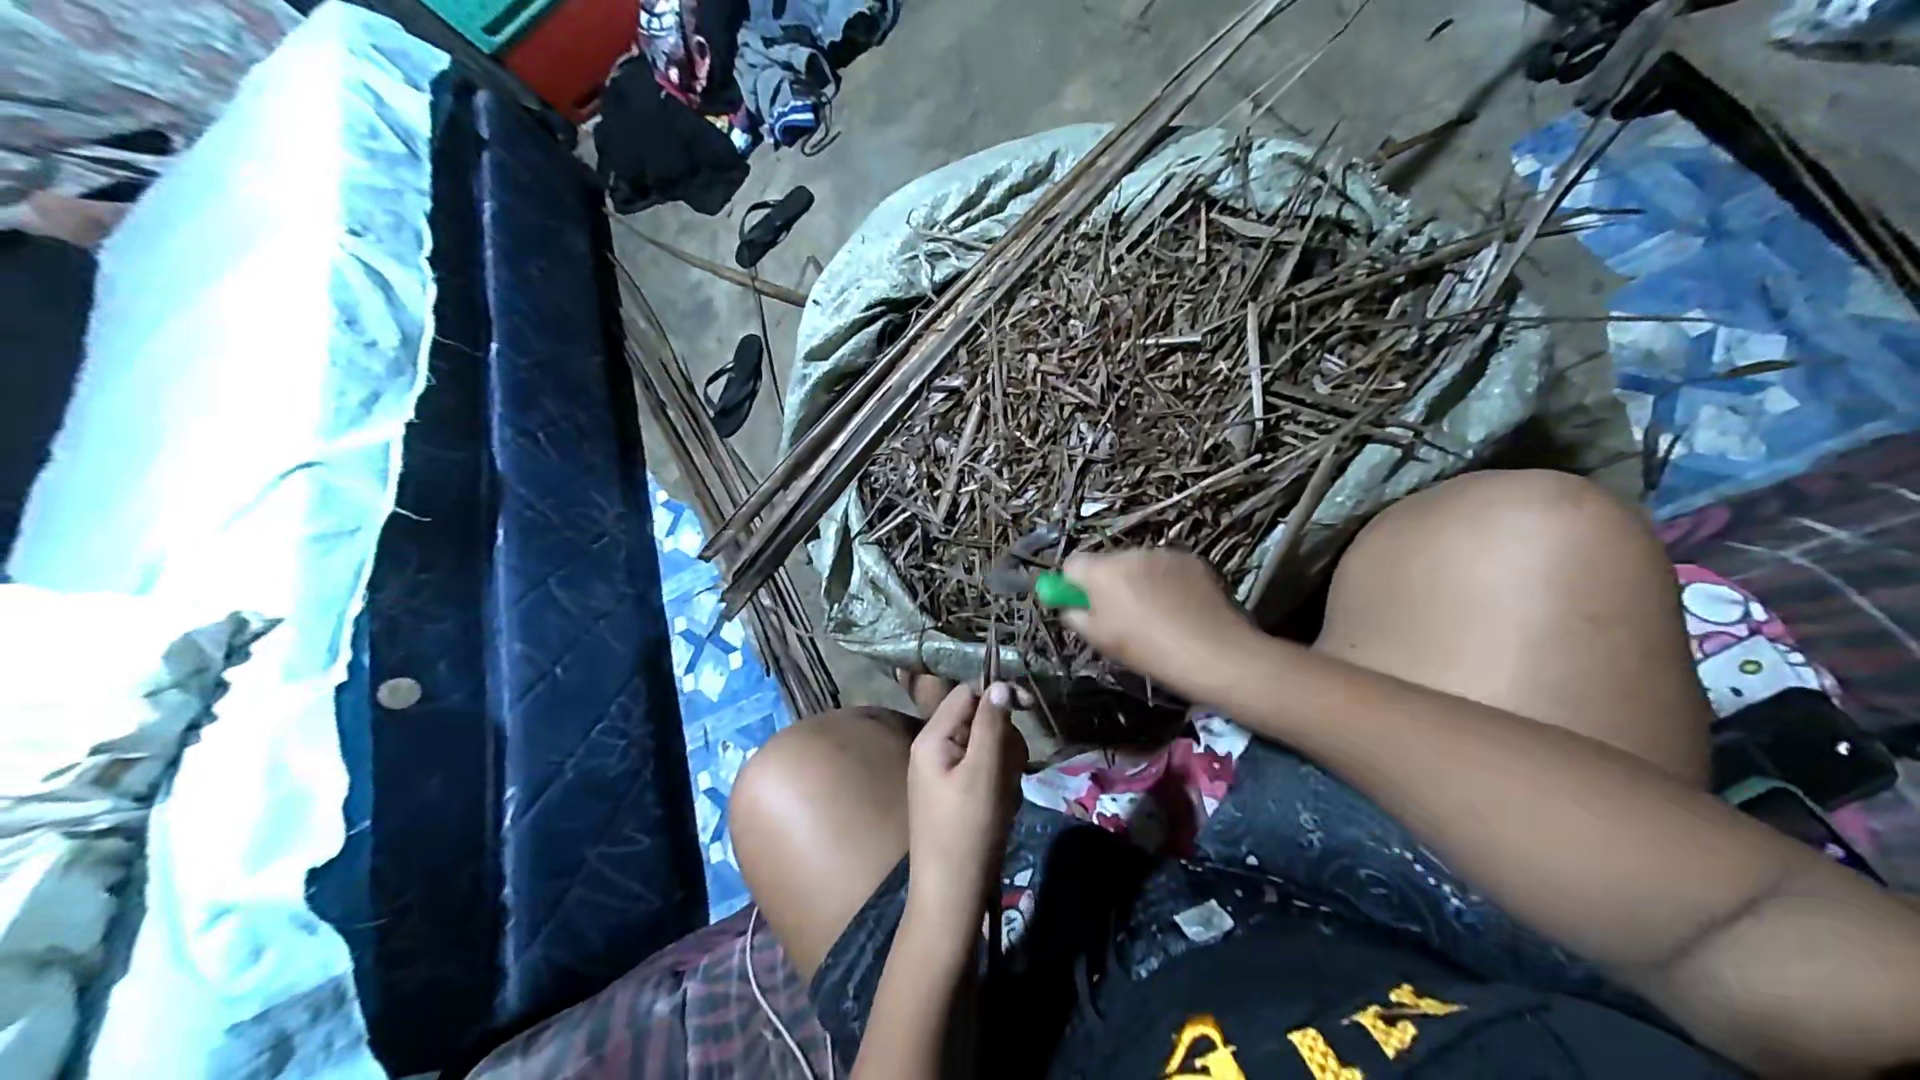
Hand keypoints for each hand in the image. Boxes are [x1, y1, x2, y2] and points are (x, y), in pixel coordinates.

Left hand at [906, 683, 1026, 929]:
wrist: (952, 895)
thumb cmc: (968, 830)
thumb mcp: (984, 772)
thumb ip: (992, 724)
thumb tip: (1000, 683)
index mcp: (932, 738)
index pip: (967, 694)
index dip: (998, 696)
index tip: (1028, 709)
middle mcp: (934, 748)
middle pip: (980, 719)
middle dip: (1004, 741)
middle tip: (1010, 771)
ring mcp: (944, 773)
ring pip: (988, 747)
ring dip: (1006, 765)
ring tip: (1005, 796)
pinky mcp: (957, 793)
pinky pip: (986, 772)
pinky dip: (1000, 785)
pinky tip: (1002, 808)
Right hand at [1059, 547, 1252, 688]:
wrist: (1212, 651)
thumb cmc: (1147, 649)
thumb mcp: (1100, 641)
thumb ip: (1076, 617)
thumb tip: (1072, 607)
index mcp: (1102, 572)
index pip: (1072, 564)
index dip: (1073, 584)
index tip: (1083, 604)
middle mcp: (1130, 553)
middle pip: (1107, 563)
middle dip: (1108, 583)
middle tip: (1120, 616)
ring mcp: (1163, 554)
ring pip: (1138, 565)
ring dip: (1138, 582)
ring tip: (1155, 615)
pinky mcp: (1191, 560)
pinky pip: (1166, 568)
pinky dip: (1166, 583)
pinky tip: (1178, 609)